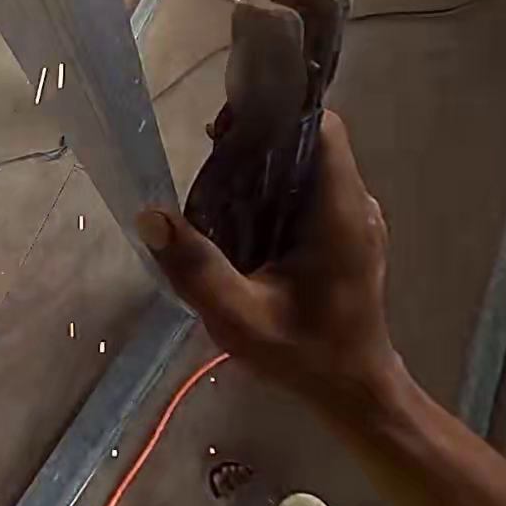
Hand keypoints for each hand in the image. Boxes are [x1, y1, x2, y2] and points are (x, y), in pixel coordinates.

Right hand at [136, 112, 402, 399]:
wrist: (355, 391)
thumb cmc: (305, 355)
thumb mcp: (241, 321)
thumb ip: (197, 270)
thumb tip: (150, 216)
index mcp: (339, 214)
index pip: (323, 129)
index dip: (276, 114)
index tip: (227, 129)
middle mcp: (353, 205)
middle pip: (309, 141)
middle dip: (258, 139)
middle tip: (209, 159)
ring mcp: (352, 218)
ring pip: (306, 164)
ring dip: (262, 163)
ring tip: (215, 184)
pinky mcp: (342, 231)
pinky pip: (306, 188)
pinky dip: (271, 186)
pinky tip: (238, 212)